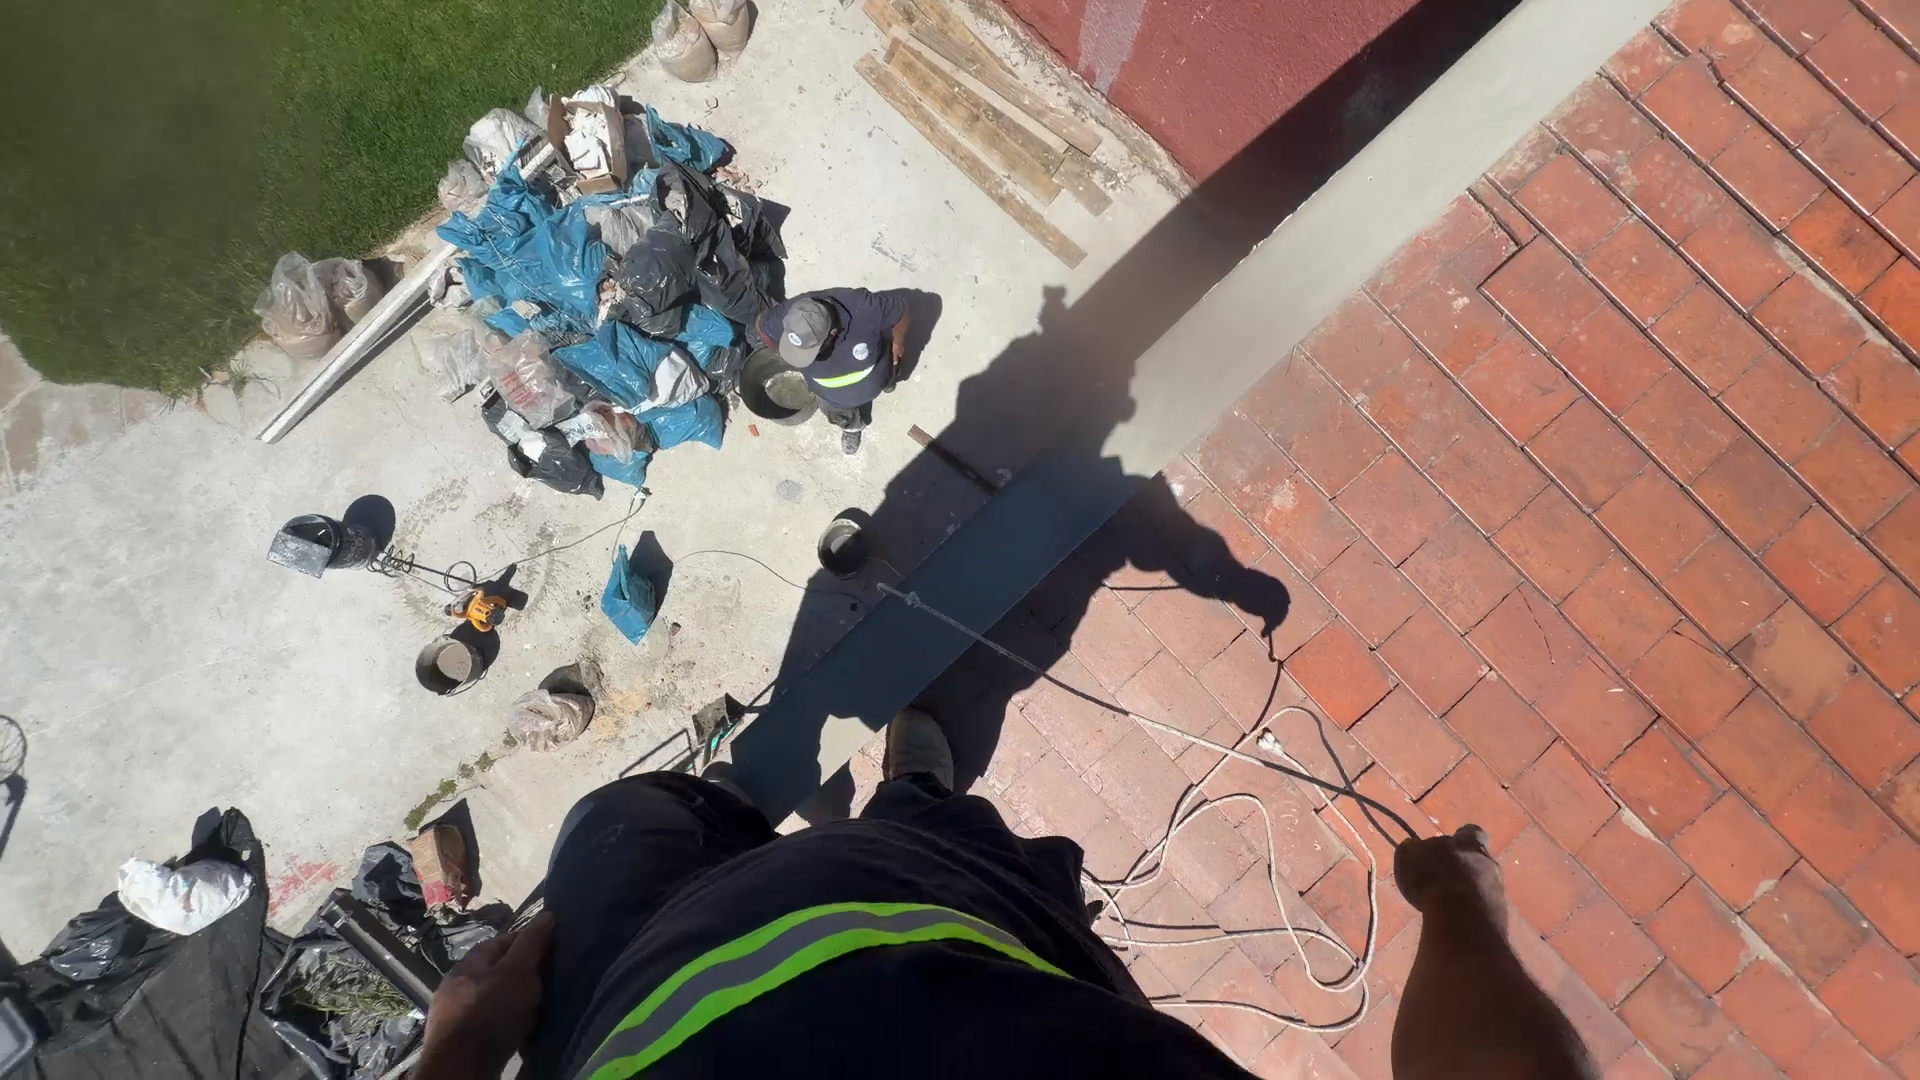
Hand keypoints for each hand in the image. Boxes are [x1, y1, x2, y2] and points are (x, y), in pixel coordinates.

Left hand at [416, 911, 555, 1078]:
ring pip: (492, 995)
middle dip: (522, 970)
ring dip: (512, 996)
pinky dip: (504, 1017)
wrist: (461, 1071)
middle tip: (547, 976)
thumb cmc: (491, 1011)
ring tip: (536, 1002)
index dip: (530, 940)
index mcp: (468, 963)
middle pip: (497, 968)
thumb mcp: (518, 970)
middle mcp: (456, 985)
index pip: (504, 940)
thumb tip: (546, 914)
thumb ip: (532, 941)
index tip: (552, 948)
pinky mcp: (458, 1040)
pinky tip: (518, 1024)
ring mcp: (453, 1015)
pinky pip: (487, 1019)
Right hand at [1395, 825, 1504, 922]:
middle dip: (1465, 866)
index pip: (1473, 832)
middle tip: (1445, 875)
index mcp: (1468, 843)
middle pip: (1479, 859)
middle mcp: (1489, 863)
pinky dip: (1472, 908)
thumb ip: (1413, 848)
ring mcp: (1499, 890)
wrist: (1460, 918)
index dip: (1463, 837)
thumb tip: (1415, 846)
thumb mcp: (1408, 855)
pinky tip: (1455, 914)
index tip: (1452, 844)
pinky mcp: (1501, 914)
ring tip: (1448, 898)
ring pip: (1484, 883)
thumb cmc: (1431, 877)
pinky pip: (1485, 905)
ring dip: (1469, 888)